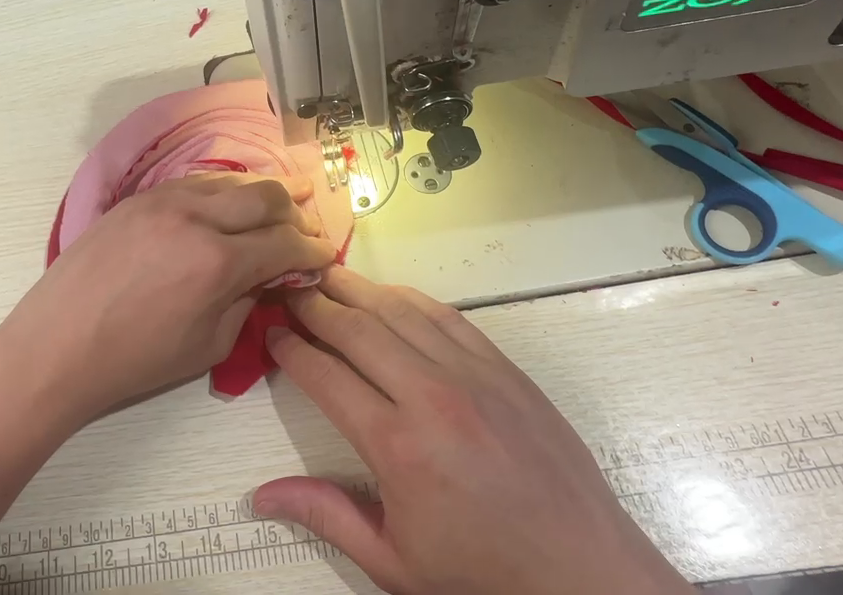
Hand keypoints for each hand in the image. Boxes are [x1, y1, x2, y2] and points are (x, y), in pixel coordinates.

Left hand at [0, 174, 336, 420]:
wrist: (59, 343)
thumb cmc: (135, 360)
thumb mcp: (208, 345)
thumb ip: (247, 302)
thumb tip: (269, 276)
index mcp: (218, 262)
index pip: (285, 242)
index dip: (312, 250)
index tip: (323, 256)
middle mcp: (196, 218)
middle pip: (265, 195)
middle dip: (294, 212)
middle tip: (303, 230)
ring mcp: (164, 199)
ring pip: (230, 180)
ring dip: (260, 193)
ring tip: (277, 205)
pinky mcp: (139, 196)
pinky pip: (195, 181)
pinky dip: (221, 190)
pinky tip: (227, 203)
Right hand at [254, 267, 691, 594]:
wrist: (582, 572)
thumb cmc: (481, 571)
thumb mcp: (393, 561)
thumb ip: (326, 515)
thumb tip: (260, 494)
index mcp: (397, 446)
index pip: (324, 375)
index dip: (290, 348)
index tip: (269, 330)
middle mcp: (431, 396)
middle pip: (356, 328)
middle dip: (314, 305)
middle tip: (287, 291)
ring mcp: (472, 374)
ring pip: (400, 310)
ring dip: (357, 289)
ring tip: (325, 277)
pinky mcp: (503, 368)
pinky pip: (447, 316)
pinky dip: (409, 298)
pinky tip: (388, 294)